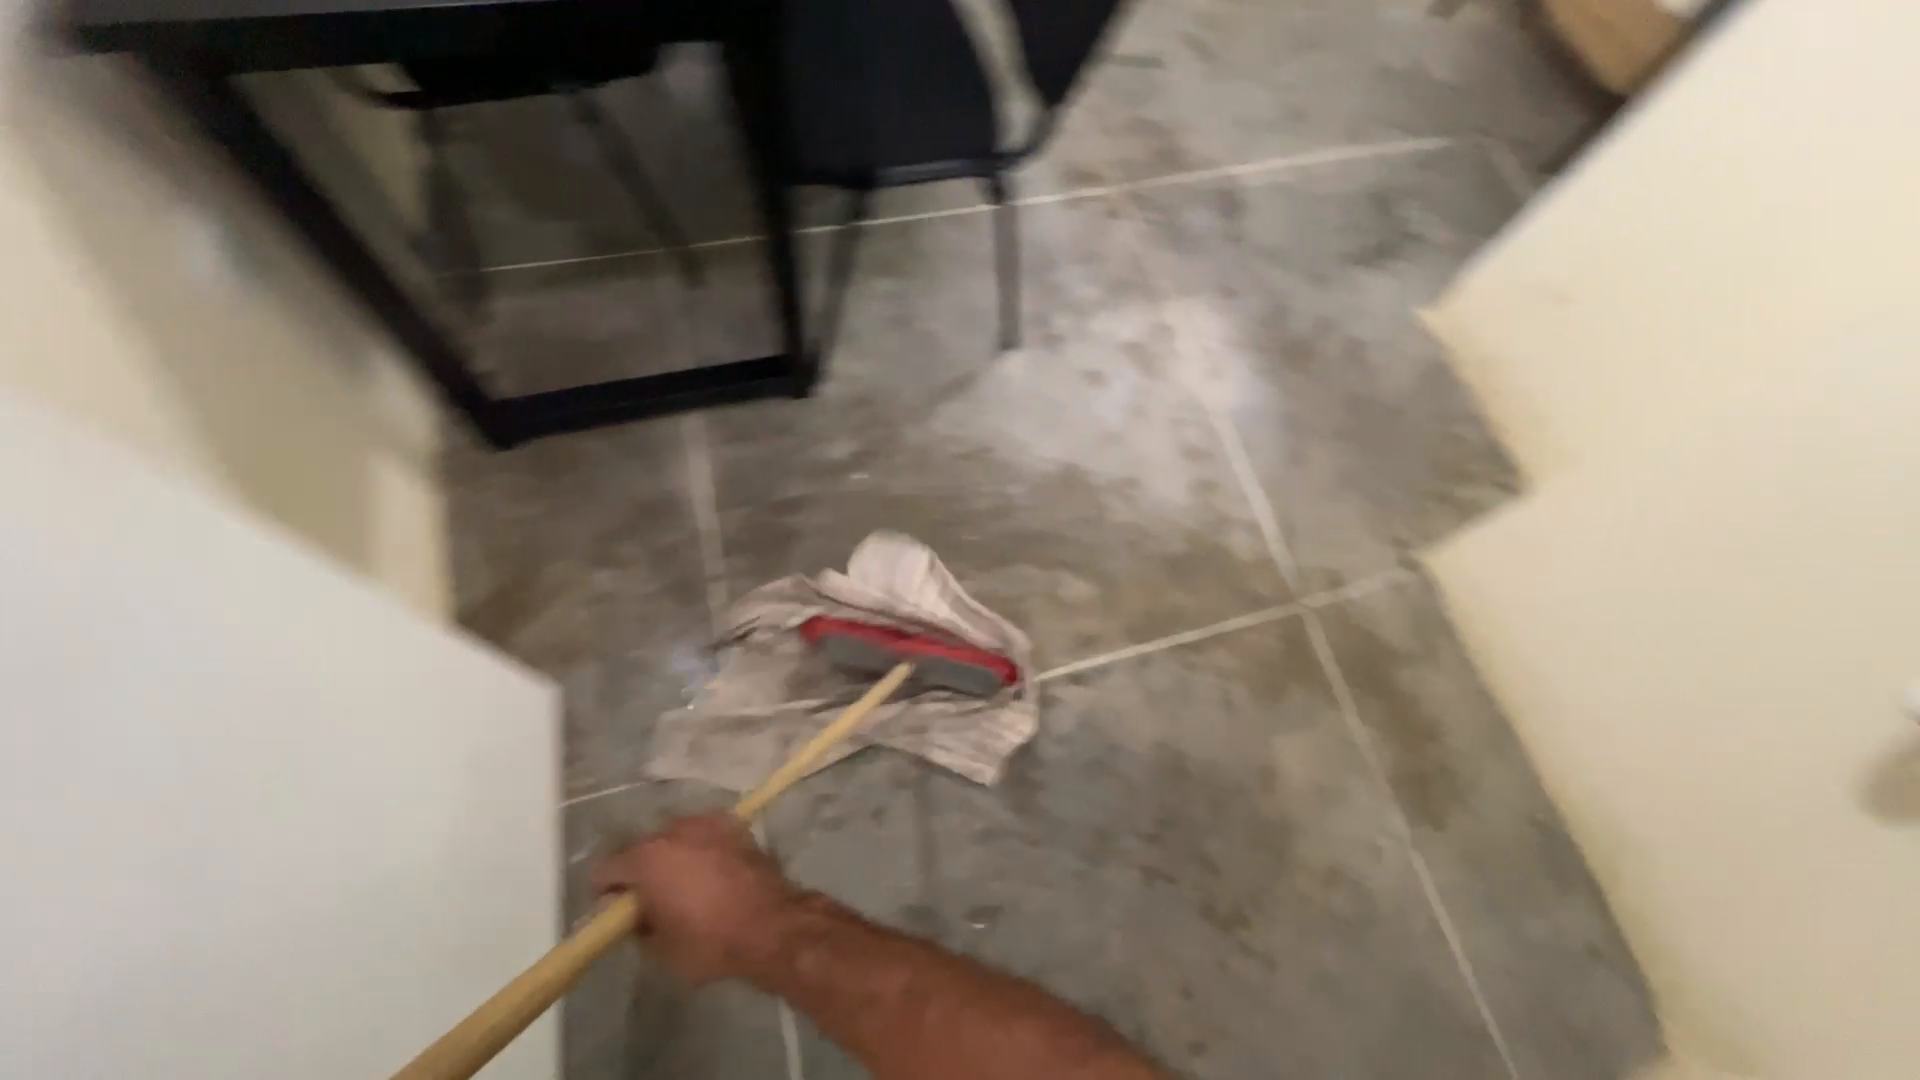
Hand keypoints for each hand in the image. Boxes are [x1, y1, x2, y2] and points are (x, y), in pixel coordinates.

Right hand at [593, 813, 802, 984]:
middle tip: (653, 901)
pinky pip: (706, 834)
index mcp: (646, 859)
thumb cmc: (709, 941)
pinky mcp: (735, 826)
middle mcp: (673, 831)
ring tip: (687, 884)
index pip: (606, 869)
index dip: (607, 892)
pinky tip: (713, 871)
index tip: (618, 913)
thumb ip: (638, 926)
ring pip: (675, 837)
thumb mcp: (659, 949)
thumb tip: (635, 915)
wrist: (771, 924)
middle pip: (642, 848)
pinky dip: (702, 848)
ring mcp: (707, 823)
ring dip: (673, 856)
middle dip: (641, 871)